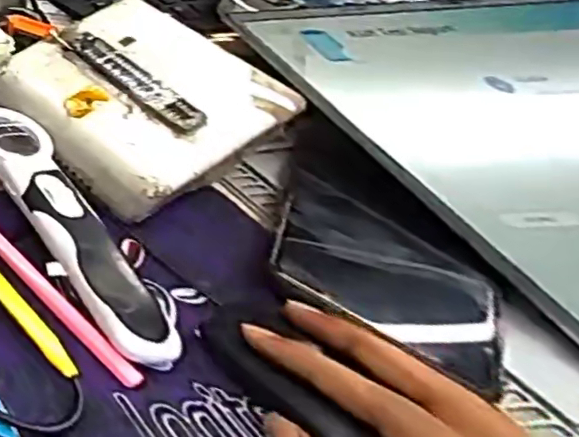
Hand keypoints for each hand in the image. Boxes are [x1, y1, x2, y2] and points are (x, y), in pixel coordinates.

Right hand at [242, 301, 523, 436]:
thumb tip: (278, 420)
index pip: (356, 389)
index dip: (296, 357)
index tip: (252, 332)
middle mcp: (480, 435)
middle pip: (403, 368)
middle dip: (339, 333)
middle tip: (289, 308)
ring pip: (440, 378)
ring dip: (378, 348)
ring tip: (336, 328)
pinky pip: (467, 400)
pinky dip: (421, 375)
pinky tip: (402, 373)